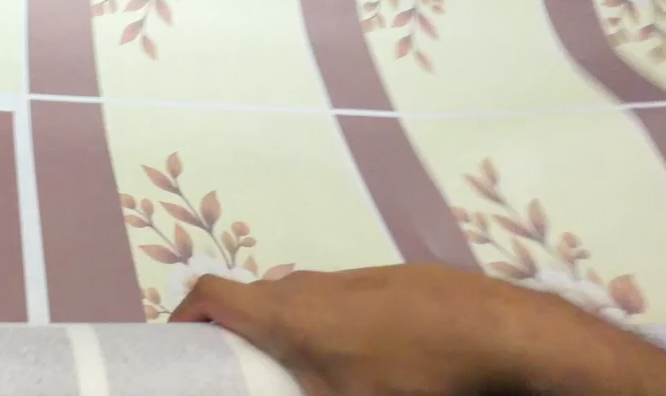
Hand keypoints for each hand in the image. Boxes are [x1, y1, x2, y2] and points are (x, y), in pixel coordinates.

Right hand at [170, 264, 665, 395]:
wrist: (487, 326)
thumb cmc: (410, 371)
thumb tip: (297, 393)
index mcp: (282, 313)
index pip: (209, 295)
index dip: (183, 318)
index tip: (178, 351)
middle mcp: (299, 286)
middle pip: (245, 301)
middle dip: (231, 337)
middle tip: (234, 378)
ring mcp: (336, 280)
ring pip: (285, 303)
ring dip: (274, 336)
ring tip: (288, 379)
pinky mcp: (369, 284)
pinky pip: (318, 303)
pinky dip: (310, 330)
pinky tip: (344, 365)